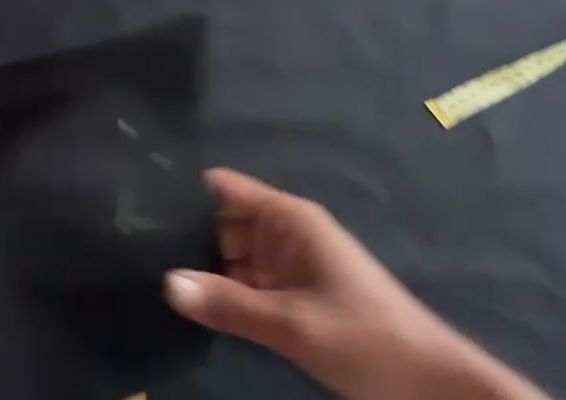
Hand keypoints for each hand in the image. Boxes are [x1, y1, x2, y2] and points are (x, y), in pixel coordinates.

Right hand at [164, 169, 544, 399]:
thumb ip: (228, 304)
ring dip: (198, 264)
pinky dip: (219, 290)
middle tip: (126, 243)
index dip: (181, 189)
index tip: (133, 201)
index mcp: (287, 219)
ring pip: (228, 254)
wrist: (438, 393)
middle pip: (218, 219)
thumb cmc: (370, 341)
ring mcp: (287, 265)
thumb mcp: (295, 326)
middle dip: (180, 231)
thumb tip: (165, 282)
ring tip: (140, 267)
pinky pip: (243, 283)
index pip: (221, 187)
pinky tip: (185, 301)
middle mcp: (283, 233)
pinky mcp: (291, 297)